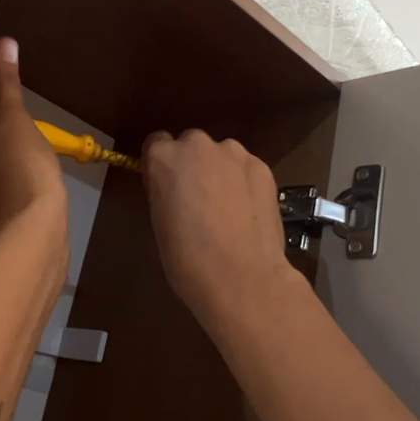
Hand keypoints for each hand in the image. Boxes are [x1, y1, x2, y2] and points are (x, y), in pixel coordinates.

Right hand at [143, 129, 300, 324]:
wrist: (241, 277)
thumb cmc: (187, 258)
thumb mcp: (160, 222)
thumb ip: (166, 194)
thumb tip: (177, 192)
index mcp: (164, 158)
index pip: (156, 143)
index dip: (161, 166)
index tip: (167, 188)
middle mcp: (198, 145)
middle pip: (191, 145)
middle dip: (193, 166)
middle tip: (197, 200)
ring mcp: (234, 154)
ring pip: (222, 156)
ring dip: (221, 172)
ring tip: (228, 209)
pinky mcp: (262, 168)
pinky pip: (246, 169)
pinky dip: (245, 184)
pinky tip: (248, 213)